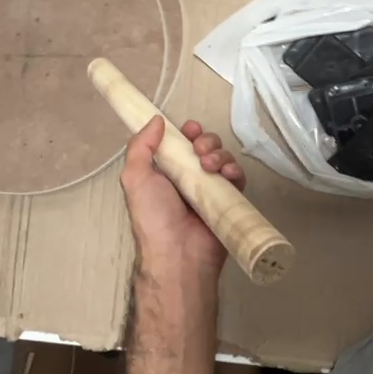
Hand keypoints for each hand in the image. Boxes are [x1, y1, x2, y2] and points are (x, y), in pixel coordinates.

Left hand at [121, 117, 245, 280]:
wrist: (178, 254)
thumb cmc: (153, 216)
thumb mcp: (135, 178)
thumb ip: (141, 146)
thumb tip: (156, 119)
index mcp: (165, 172)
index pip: (181, 143)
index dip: (187, 132)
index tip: (189, 130)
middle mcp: (188, 178)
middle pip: (205, 147)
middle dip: (205, 141)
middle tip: (199, 152)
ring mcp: (210, 189)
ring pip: (222, 159)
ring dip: (219, 154)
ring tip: (209, 167)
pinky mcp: (229, 201)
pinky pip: (237, 178)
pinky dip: (235, 171)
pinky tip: (227, 175)